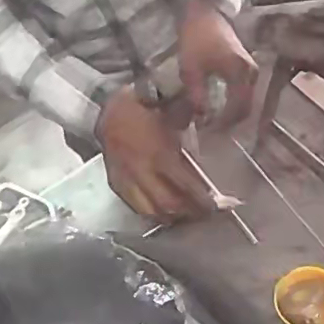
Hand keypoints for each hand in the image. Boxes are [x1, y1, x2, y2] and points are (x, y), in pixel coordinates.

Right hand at [100, 86, 214, 220]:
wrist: (107, 106)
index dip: (202, 201)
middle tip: (202, 215)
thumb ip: (190, 123)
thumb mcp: (171, 112)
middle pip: (169, 205)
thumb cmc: (143, 108)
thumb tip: (209, 125)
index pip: (186, 187)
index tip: (216, 207)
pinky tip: (162, 213)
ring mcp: (126, 179)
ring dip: (170, 217)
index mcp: (159, 155)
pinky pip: (134, 206)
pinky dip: (151, 213)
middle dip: (188, 213)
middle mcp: (142, 171)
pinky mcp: (116, 182)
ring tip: (185, 217)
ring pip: (151, 211)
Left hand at [177, 1, 256, 126]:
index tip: (208, 132)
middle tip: (212, 132)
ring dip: (232, 115)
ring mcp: (251, 71)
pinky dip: (233, 104)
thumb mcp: (191, 68)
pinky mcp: (246, 68)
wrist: (206, 8)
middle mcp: (251, 75)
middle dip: (229, 123)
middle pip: (245, 109)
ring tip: (215, 122)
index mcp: (240, 74)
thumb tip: (201, 119)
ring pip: (245, 102)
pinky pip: (243, 93)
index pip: (237, 110)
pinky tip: (220, 108)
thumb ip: (197, 96)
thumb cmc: (197, 35)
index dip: (223, 125)